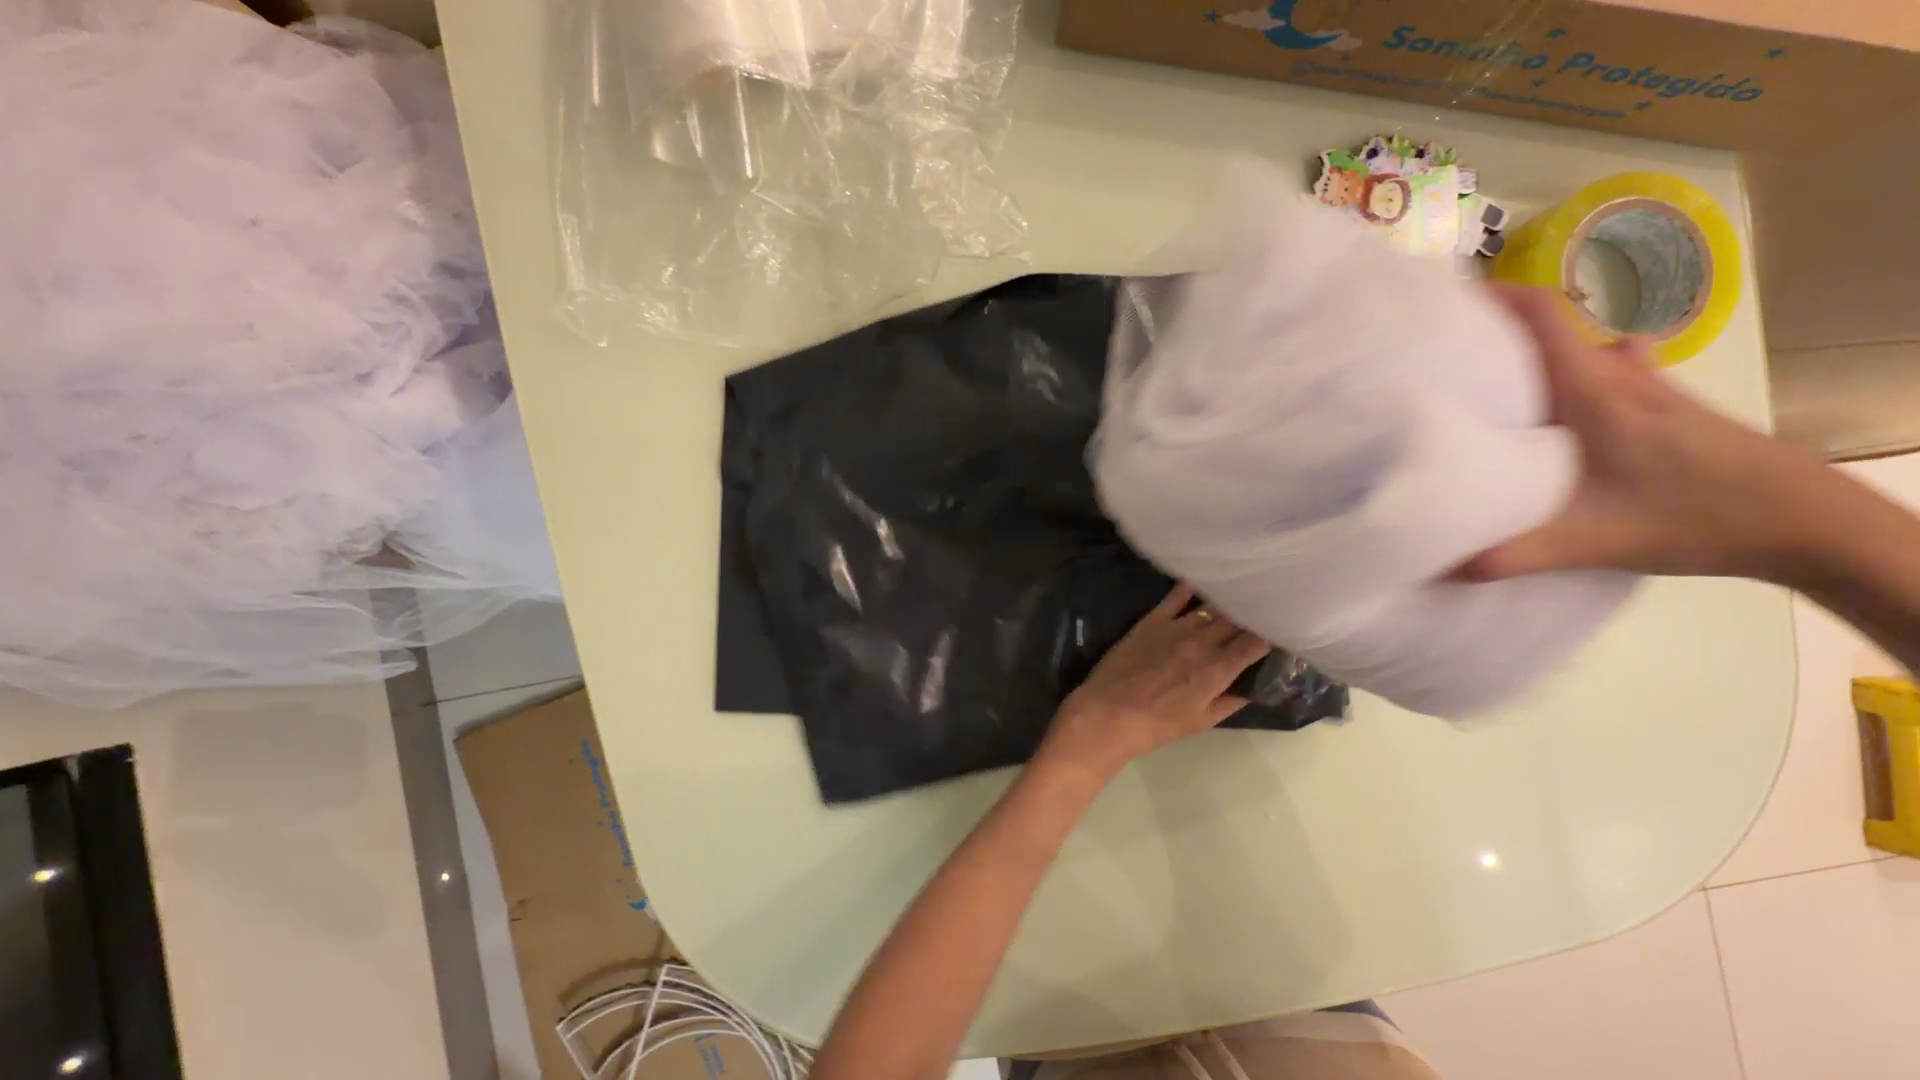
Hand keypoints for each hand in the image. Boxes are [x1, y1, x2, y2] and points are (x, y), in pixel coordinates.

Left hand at [1040, 584, 1269, 778]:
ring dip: (1229, 600)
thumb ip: (1232, 701)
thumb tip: (1256, 687)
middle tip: (1265, 606)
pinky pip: (1177, 595)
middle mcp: (1202, 642)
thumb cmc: (1157, 725)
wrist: (1108, 714)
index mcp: (1218, 670)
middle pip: (1237, 619)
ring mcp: (1176, 627)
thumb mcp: (1202, 721)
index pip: (1256, 642)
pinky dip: (1193, 586)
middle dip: (1253, 613)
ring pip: (1212, 606)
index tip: (1281, 626)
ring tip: (1243, 591)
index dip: (1272, 632)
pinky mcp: (1152, 619)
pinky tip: (1205, 578)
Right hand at [1462, 284, 1837, 582]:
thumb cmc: (1693, 516)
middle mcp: (1620, 376)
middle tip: (1451, 362)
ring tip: (1500, 388)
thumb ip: (1513, 555)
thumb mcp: (1591, 543)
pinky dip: (1582, 375)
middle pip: (1553, 331)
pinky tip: (1571, 409)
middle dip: (1499, 336)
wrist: (1804, 520)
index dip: (1493, 297)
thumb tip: (1446, 566)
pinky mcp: (1671, 408)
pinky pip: (1613, 372)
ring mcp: (1652, 388)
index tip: (1445, 309)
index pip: (1540, 315)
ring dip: (1541, 358)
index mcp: (1592, 391)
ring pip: (1583, 352)